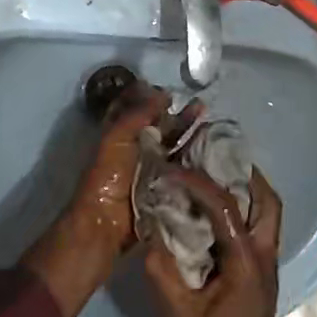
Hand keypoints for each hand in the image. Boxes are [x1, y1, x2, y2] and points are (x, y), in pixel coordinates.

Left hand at [23, 86, 193, 316]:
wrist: (106, 224)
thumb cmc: (108, 176)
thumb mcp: (116, 138)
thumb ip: (137, 114)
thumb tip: (163, 95)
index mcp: (119, 134)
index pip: (136, 109)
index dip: (152, 98)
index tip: (173, 91)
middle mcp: (135, 149)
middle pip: (159, 127)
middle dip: (178, 116)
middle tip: (201, 106)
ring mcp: (150, 170)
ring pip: (172, 147)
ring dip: (189, 135)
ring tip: (210, 125)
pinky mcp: (164, 188)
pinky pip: (180, 170)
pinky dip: (194, 160)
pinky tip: (210, 152)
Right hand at [143, 167, 282, 316]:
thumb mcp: (177, 314)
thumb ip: (162, 269)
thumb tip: (151, 230)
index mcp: (246, 262)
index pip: (225, 206)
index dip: (198, 182)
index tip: (172, 169)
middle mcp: (264, 256)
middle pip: (267, 201)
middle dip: (243, 174)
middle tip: (211, 158)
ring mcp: (267, 265)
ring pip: (268, 213)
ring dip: (246, 189)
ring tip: (213, 174)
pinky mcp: (260, 273)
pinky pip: (258, 227)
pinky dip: (242, 208)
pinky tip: (213, 210)